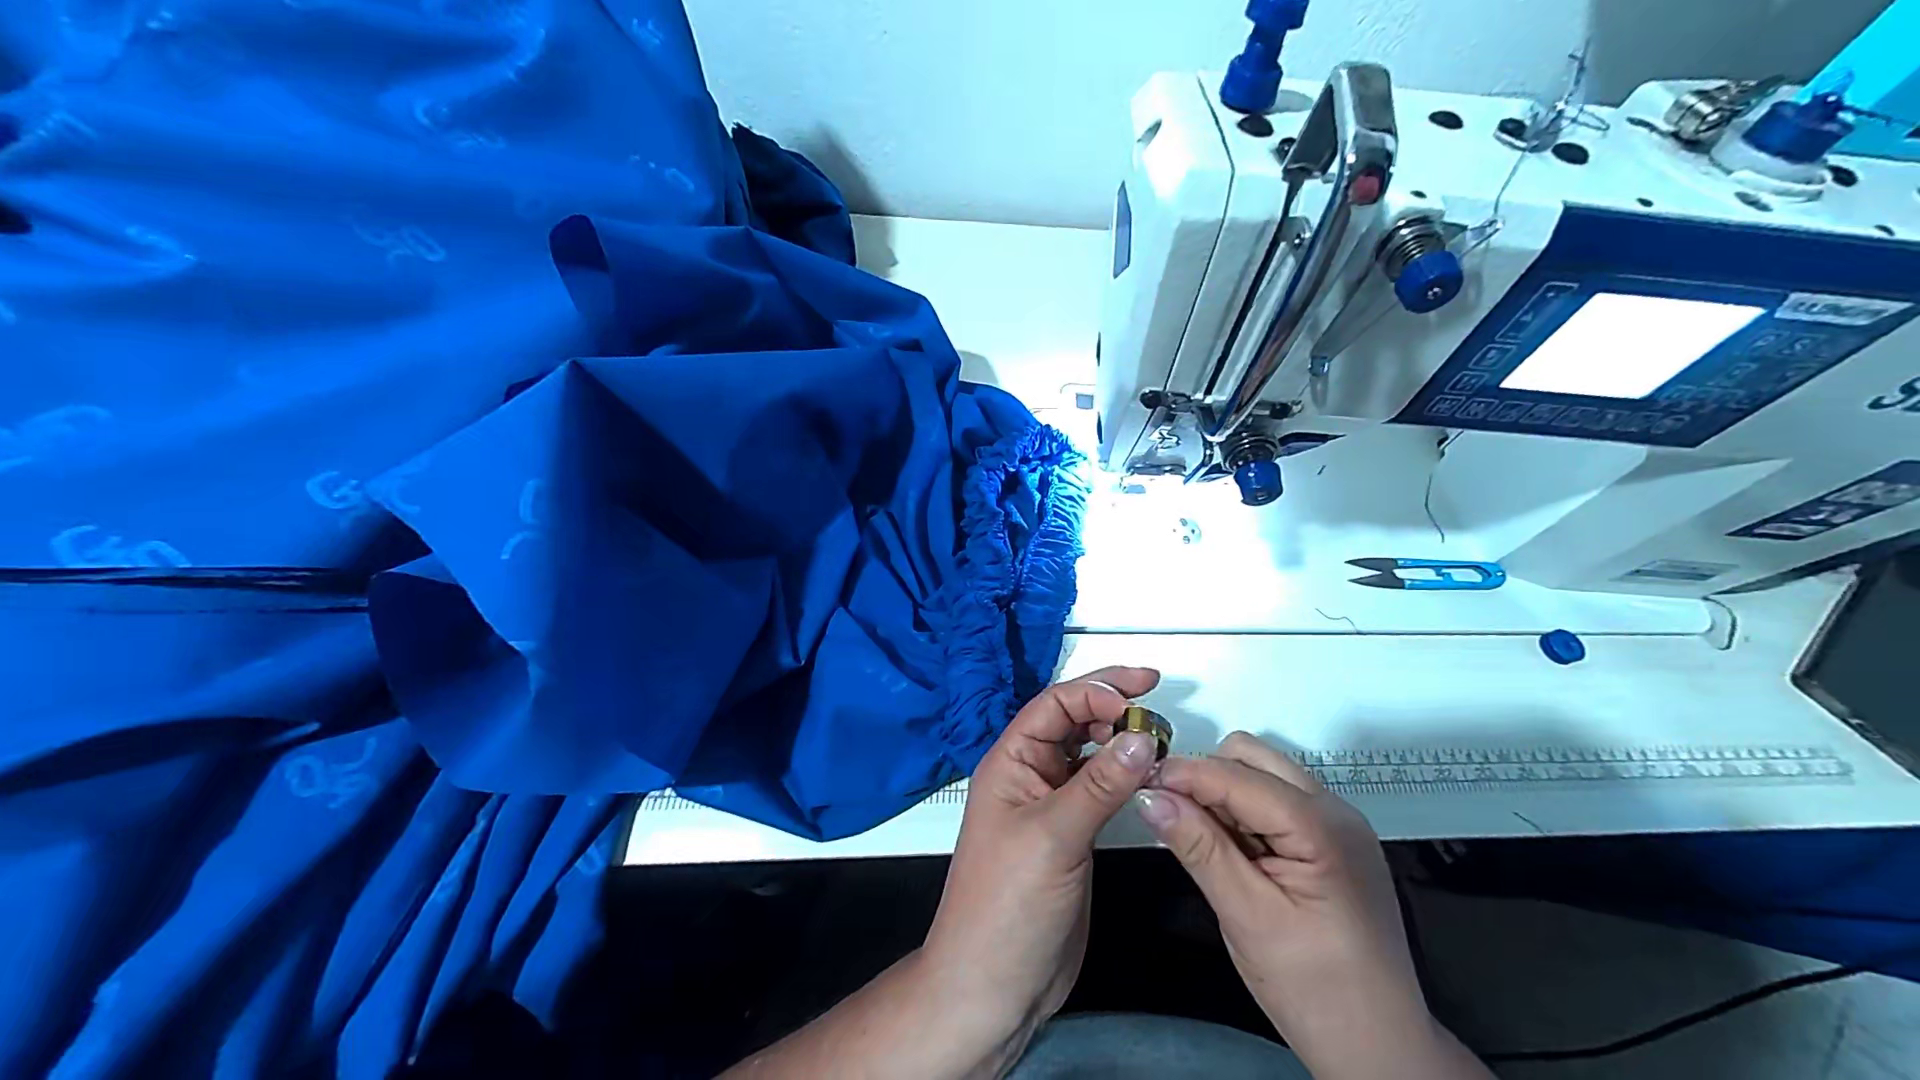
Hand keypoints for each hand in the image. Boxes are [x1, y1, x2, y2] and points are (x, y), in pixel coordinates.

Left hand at [920, 666, 1162, 1051]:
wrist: (994, 984)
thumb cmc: (1007, 905)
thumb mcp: (1053, 836)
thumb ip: (1099, 784)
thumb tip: (1142, 736)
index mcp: (1011, 762)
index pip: (1054, 706)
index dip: (1095, 692)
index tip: (1139, 694)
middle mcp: (1030, 775)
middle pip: (1071, 721)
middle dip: (1109, 703)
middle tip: (1154, 693)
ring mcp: (1052, 804)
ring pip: (1088, 753)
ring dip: (1119, 737)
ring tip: (1157, 732)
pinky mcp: (1072, 833)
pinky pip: (1100, 788)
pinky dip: (1124, 775)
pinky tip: (1148, 775)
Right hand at [1136, 733, 1491, 1078]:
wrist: (1380, 1050)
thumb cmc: (1317, 991)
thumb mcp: (1247, 917)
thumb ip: (1199, 847)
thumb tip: (1150, 796)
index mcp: (1323, 828)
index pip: (1237, 775)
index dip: (1183, 774)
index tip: (1138, 785)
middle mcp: (1333, 810)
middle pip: (1250, 756)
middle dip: (1204, 775)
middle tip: (1171, 814)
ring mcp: (1333, 822)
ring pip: (1258, 771)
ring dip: (1219, 791)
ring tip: (1200, 837)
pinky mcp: (1326, 839)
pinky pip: (1270, 798)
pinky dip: (1238, 810)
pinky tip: (1226, 847)